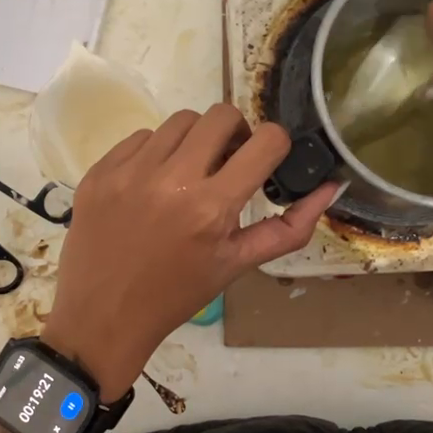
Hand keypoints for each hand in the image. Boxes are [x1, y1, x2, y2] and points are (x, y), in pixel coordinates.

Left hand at [43, 105, 339, 399]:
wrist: (103, 317)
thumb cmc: (178, 295)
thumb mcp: (238, 264)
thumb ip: (289, 228)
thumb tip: (331, 188)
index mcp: (211, 206)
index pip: (265, 141)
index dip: (275, 145)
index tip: (264, 162)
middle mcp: (171, 179)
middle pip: (220, 115)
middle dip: (235, 133)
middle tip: (229, 163)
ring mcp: (129, 171)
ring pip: (179, 121)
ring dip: (194, 141)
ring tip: (189, 175)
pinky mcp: (100, 171)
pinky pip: (141, 137)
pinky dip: (156, 153)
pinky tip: (154, 185)